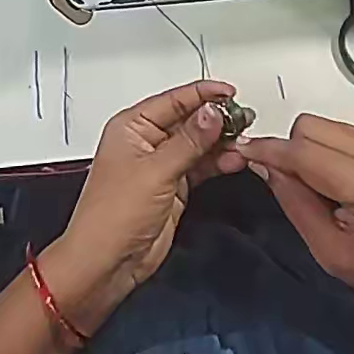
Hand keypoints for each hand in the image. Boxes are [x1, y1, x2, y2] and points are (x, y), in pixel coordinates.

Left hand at [43, 80, 240, 331]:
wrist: (108, 261)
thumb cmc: (113, 214)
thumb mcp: (156, 171)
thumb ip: (189, 141)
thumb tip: (212, 113)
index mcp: (131, 126)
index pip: (172, 100)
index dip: (201, 94)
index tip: (229, 92)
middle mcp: (145, 141)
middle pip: (187, 120)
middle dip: (216, 118)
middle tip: (244, 117)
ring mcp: (160, 164)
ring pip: (197, 144)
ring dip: (220, 142)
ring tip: (245, 139)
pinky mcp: (172, 185)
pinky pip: (200, 166)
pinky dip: (217, 162)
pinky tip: (234, 159)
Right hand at [236, 114, 353, 325]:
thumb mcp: (333, 254)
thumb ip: (294, 204)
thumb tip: (263, 165)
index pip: (305, 153)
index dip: (268, 151)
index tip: (241, 152)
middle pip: (308, 127)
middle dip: (289, 151)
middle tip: (292, 188)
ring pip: (319, 123)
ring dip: (304, 149)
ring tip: (317, 189)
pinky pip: (334, 129)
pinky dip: (321, 149)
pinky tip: (333, 181)